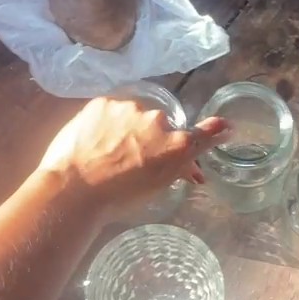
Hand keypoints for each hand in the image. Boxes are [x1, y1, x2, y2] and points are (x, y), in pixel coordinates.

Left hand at [38, 95, 227, 211]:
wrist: (74, 189)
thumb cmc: (119, 197)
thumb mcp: (157, 187)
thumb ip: (181, 169)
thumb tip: (198, 170)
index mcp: (177, 145)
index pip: (204, 133)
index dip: (214, 131)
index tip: (224, 128)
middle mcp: (159, 121)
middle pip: (163, 127)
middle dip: (156, 139)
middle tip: (140, 159)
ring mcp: (130, 108)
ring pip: (136, 116)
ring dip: (131, 128)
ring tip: (112, 151)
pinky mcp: (103, 102)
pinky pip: (113, 110)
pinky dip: (110, 122)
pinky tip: (98, 140)